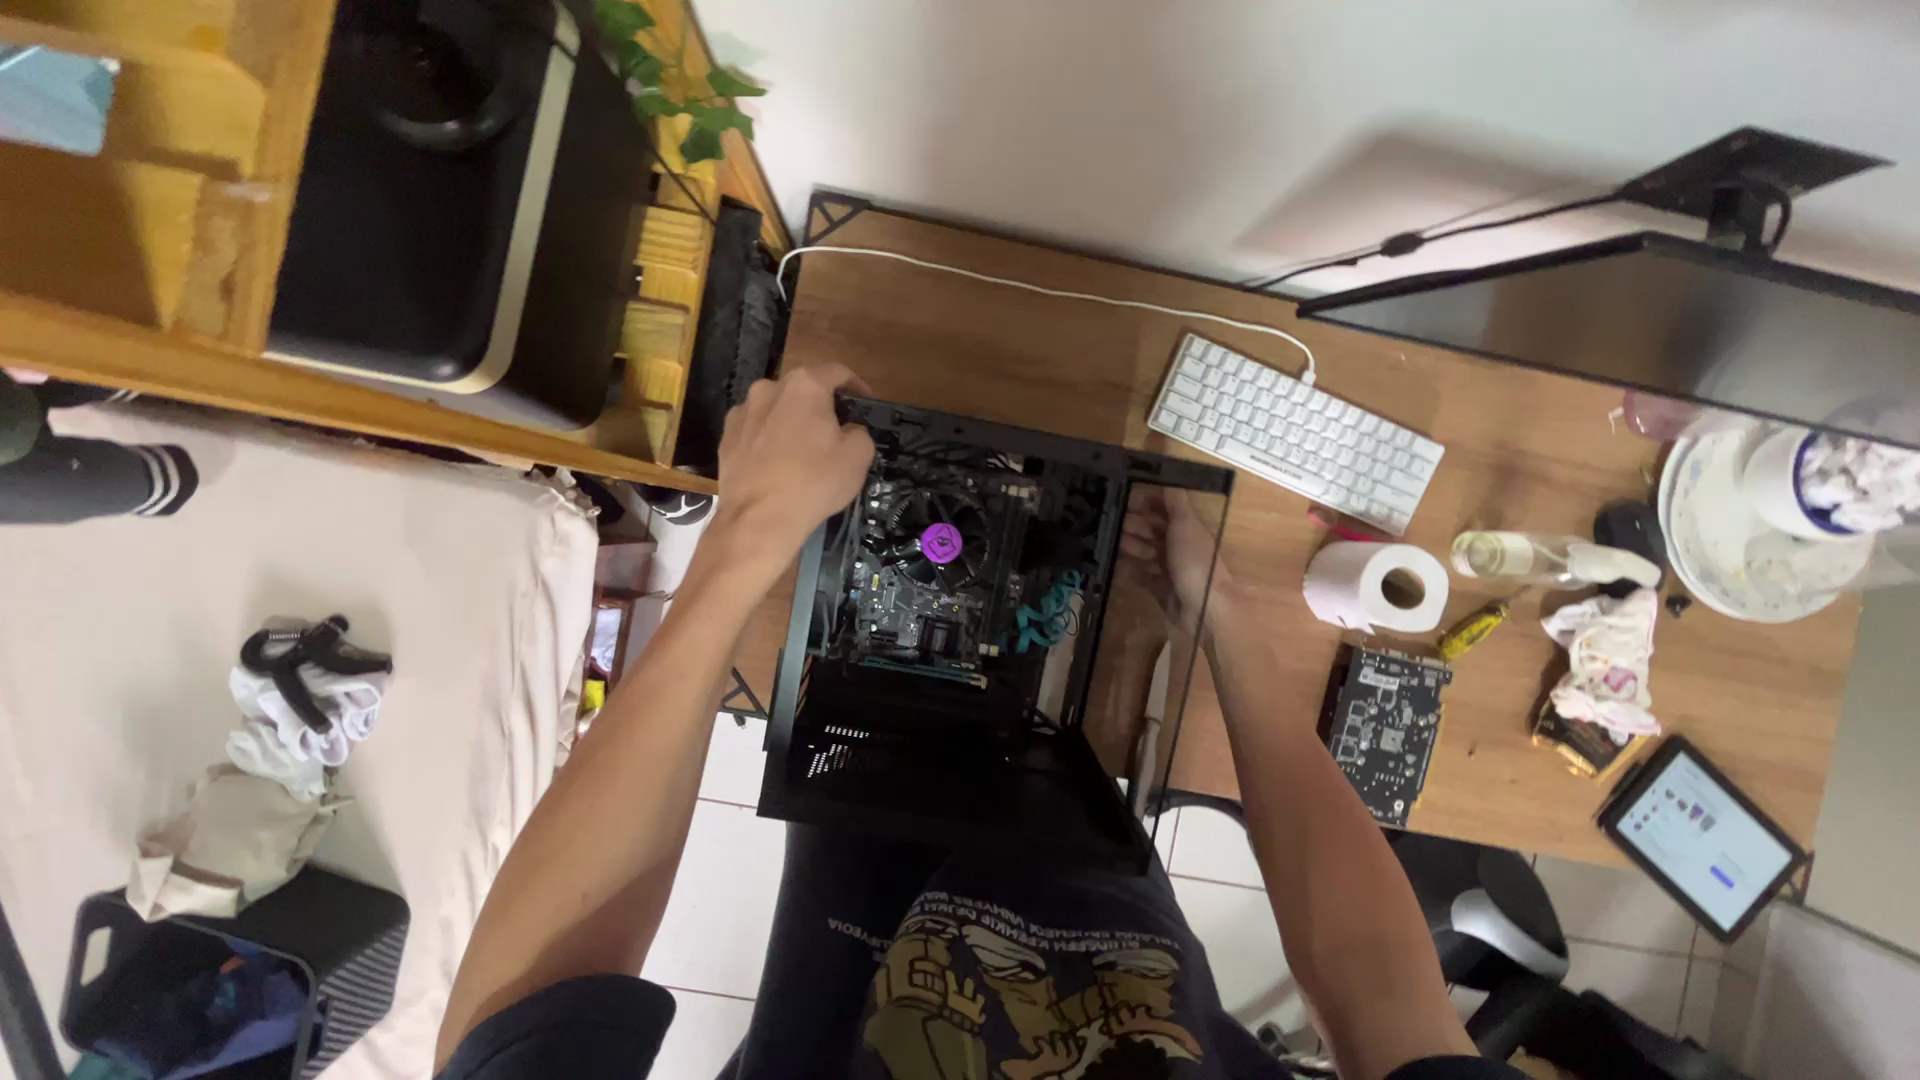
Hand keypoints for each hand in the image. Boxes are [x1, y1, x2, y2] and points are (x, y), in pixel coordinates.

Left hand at [706, 363, 875, 584]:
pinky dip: (769, 439)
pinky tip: (776, 464)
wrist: (758, 519)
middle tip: (835, 432)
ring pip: (777, 409)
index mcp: (805, 385)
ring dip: (792, 421)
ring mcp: (743, 411)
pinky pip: (756, 430)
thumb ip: (859, 433)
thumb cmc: (814, 483)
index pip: (838, 372)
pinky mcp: (726, 436)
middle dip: (821, 406)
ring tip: (803, 450)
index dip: (857, 386)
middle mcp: (769, 388)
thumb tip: (848, 431)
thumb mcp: (858, 458)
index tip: (865, 405)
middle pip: (804, 389)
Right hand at [1119, 486, 1233, 631]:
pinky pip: (1142, 576)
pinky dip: (1131, 570)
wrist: (1204, 608)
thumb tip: (1169, 479)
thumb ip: (1175, 503)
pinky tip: (1117, 564)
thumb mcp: (1185, 525)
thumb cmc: (1195, 562)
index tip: (1124, 497)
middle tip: (1112, 520)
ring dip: (1130, 545)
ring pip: (1146, 551)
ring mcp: (1170, 568)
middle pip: (1153, 530)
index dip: (1146, 502)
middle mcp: (1179, 546)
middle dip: (1134, 524)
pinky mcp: (1161, 588)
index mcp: (1187, 528)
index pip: (1164, 509)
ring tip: (1111, 541)